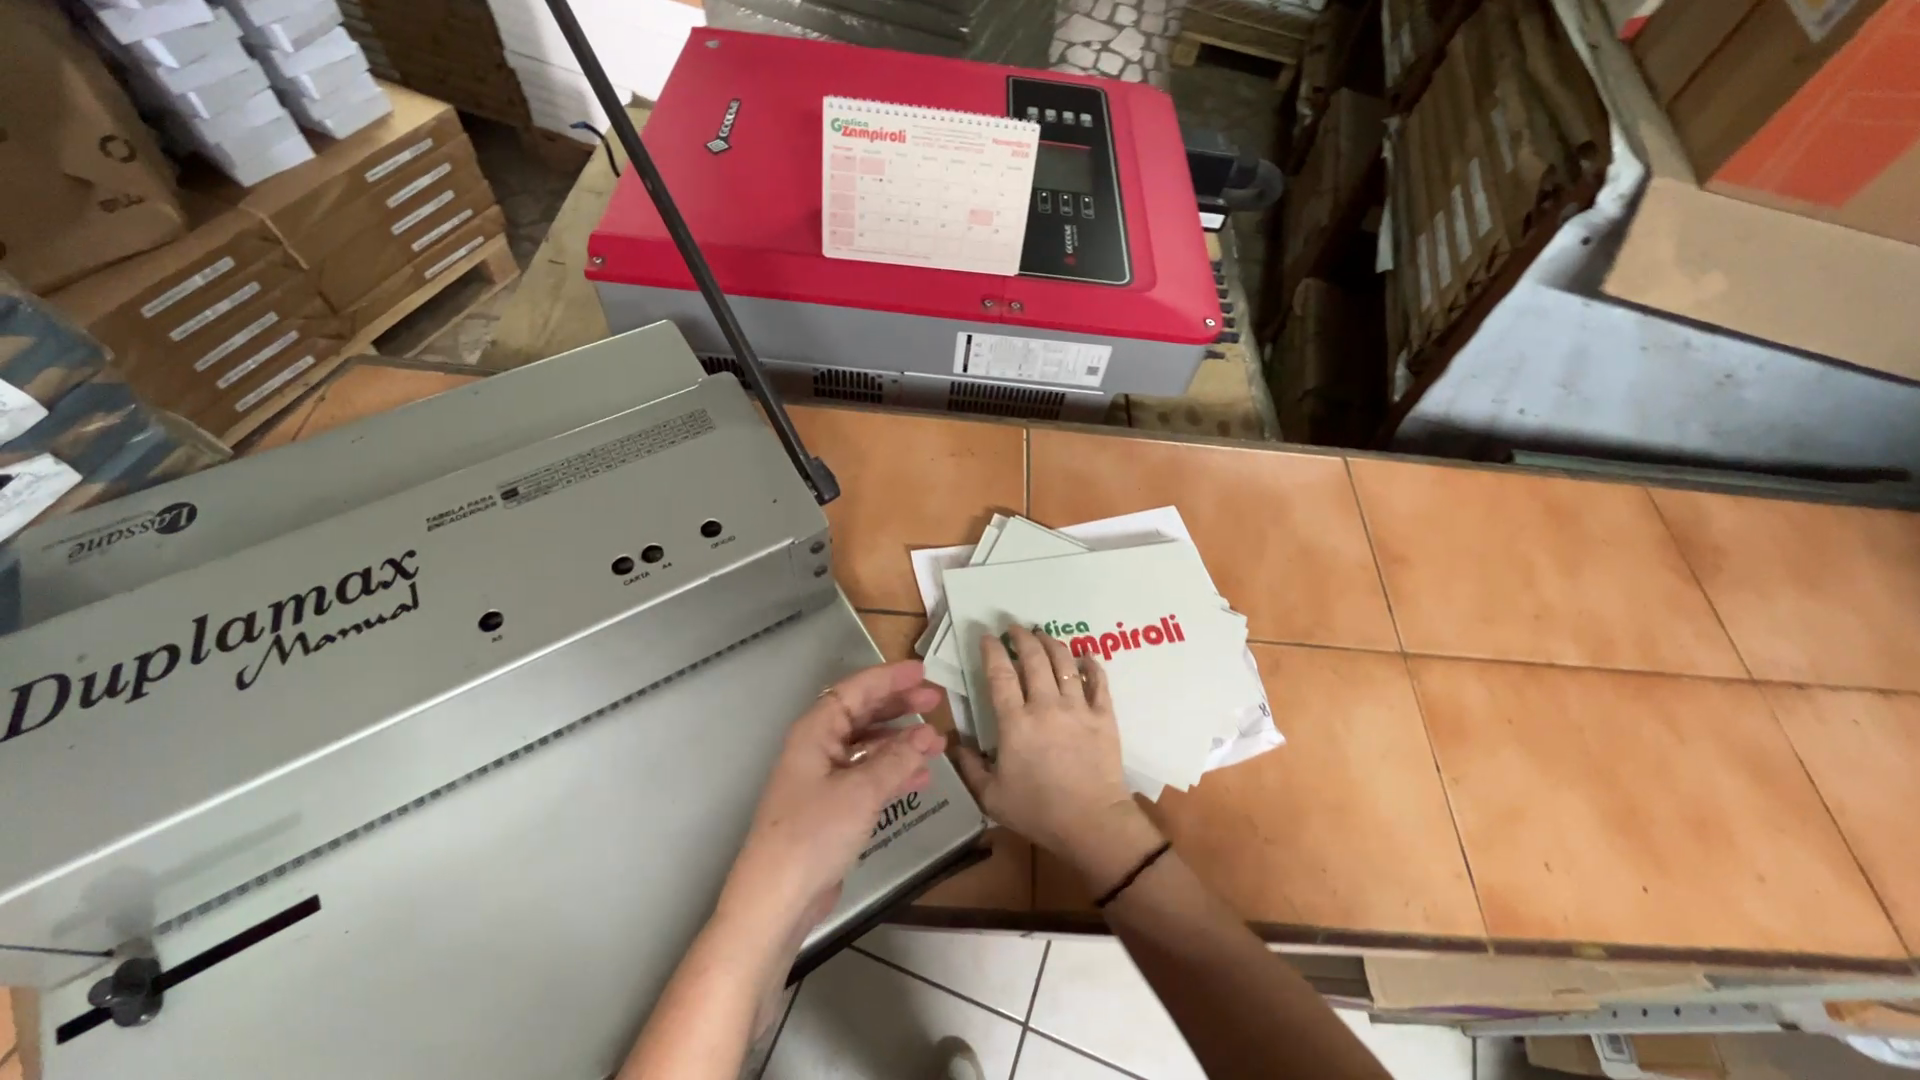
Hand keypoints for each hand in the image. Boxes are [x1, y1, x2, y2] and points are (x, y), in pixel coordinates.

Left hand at [718, 660, 947, 936]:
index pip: (854, 690)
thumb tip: (927, 735)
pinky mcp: (831, 808)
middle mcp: (817, 748)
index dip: (889, 678)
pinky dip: (893, 772)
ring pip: (867, 746)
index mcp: (815, 732)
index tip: (923, 672)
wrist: (777, 897)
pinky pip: (868, 775)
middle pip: (861, 714)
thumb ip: (897, 760)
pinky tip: (920, 776)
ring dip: (900, 741)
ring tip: (937, 740)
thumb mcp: (861, 792)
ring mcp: (823, 779)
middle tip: (935, 701)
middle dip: (898, 705)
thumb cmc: (813, 834)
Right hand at [952, 627, 1163, 892]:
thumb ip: (969, 767)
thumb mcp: (991, 796)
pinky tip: (1085, 656)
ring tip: (1043, 635)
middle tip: (1015, 627)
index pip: (1000, 674)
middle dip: (1022, 638)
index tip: (987, 636)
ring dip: (1052, 644)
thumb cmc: (1037, 811)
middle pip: (1034, 659)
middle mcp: (1045, 706)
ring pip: (1065, 663)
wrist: (1091, 823)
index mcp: (1015, 723)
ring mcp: (1078, 708)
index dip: (992, 651)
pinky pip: (1099, 681)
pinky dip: (1091, 664)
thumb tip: (953, 743)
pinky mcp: (1104, 717)